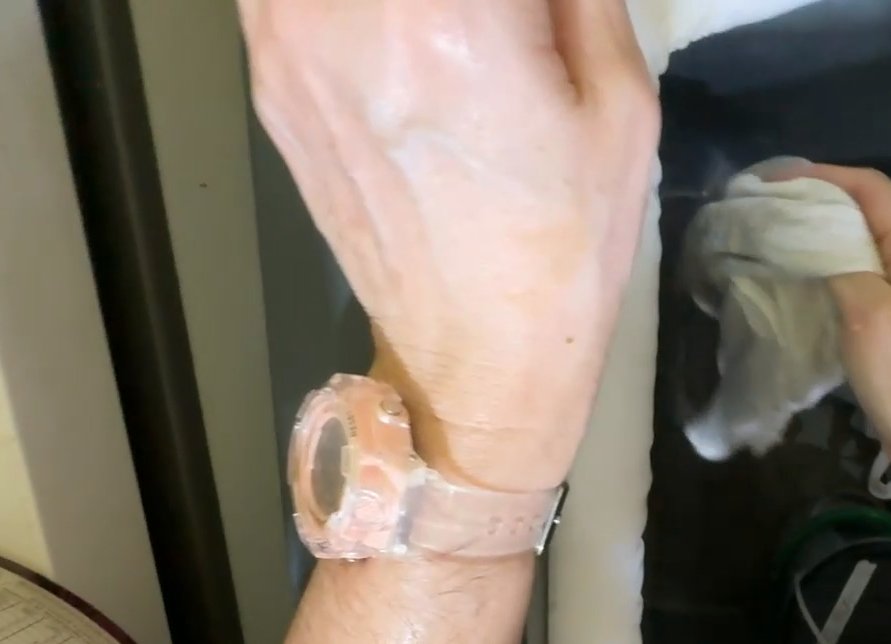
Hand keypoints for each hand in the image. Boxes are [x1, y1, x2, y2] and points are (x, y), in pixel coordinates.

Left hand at [242, 0, 659, 491]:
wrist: (483, 360)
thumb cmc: (568, 251)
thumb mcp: (622, 111)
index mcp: (449, 14)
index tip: (533, 16)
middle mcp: (342, 8)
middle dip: (469, 4)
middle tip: (505, 31)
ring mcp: (283, 40)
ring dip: (408, 7)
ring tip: (451, 43)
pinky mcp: (267, 81)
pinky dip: (355, 8)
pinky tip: (398, 46)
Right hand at [798, 165, 890, 481]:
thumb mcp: (867, 314)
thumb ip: (840, 264)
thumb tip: (811, 237)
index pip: (870, 189)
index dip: (821, 177)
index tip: (771, 182)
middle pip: (868, 213)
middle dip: (818, 204)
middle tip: (768, 209)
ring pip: (864, 246)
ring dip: (823, 237)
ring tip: (779, 238)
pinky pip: (865, 277)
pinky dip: (832, 268)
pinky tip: (806, 278)